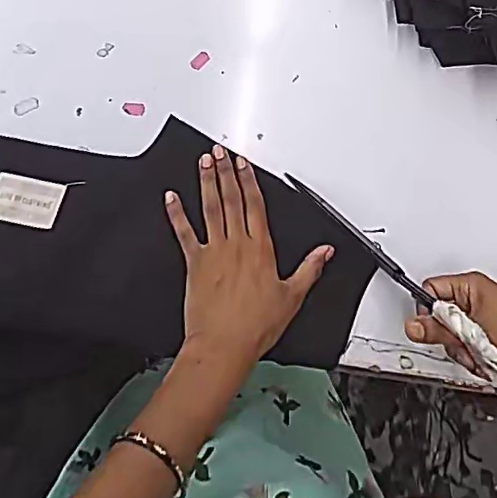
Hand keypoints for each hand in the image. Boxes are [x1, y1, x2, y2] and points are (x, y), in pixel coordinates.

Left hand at [165, 146, 332, 372]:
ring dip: (206, 183)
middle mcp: (236, 245)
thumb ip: (310, 269)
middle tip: (220, 152)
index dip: (249, 181)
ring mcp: (213, 251)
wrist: (223, 345)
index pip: (255, 205)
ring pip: (210, 208)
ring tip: (203, 162)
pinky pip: (184, 233)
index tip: (244, 164)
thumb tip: (325, 252)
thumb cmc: (256, 325)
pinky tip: (171, 197)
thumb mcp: (292, 297)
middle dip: (226, 172)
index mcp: (260, 250)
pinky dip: (177, 214)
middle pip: (232, 200)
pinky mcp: (194, 263)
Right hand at [405, 271, 496, 380]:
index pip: (430, 292)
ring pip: (454, 337)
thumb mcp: (476, 331)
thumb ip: (441, 328)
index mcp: (470, 285)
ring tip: (482, 355)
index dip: (429, 314)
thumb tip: (415, 325)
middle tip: (466, 344)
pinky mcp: (490, 338)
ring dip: (464, 352)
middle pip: (440, 318)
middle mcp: (475, 299)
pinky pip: (469, 349)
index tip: (436, 330)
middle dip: (450, 338)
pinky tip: (488, 362)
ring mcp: (483, 320)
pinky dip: (475, 359)